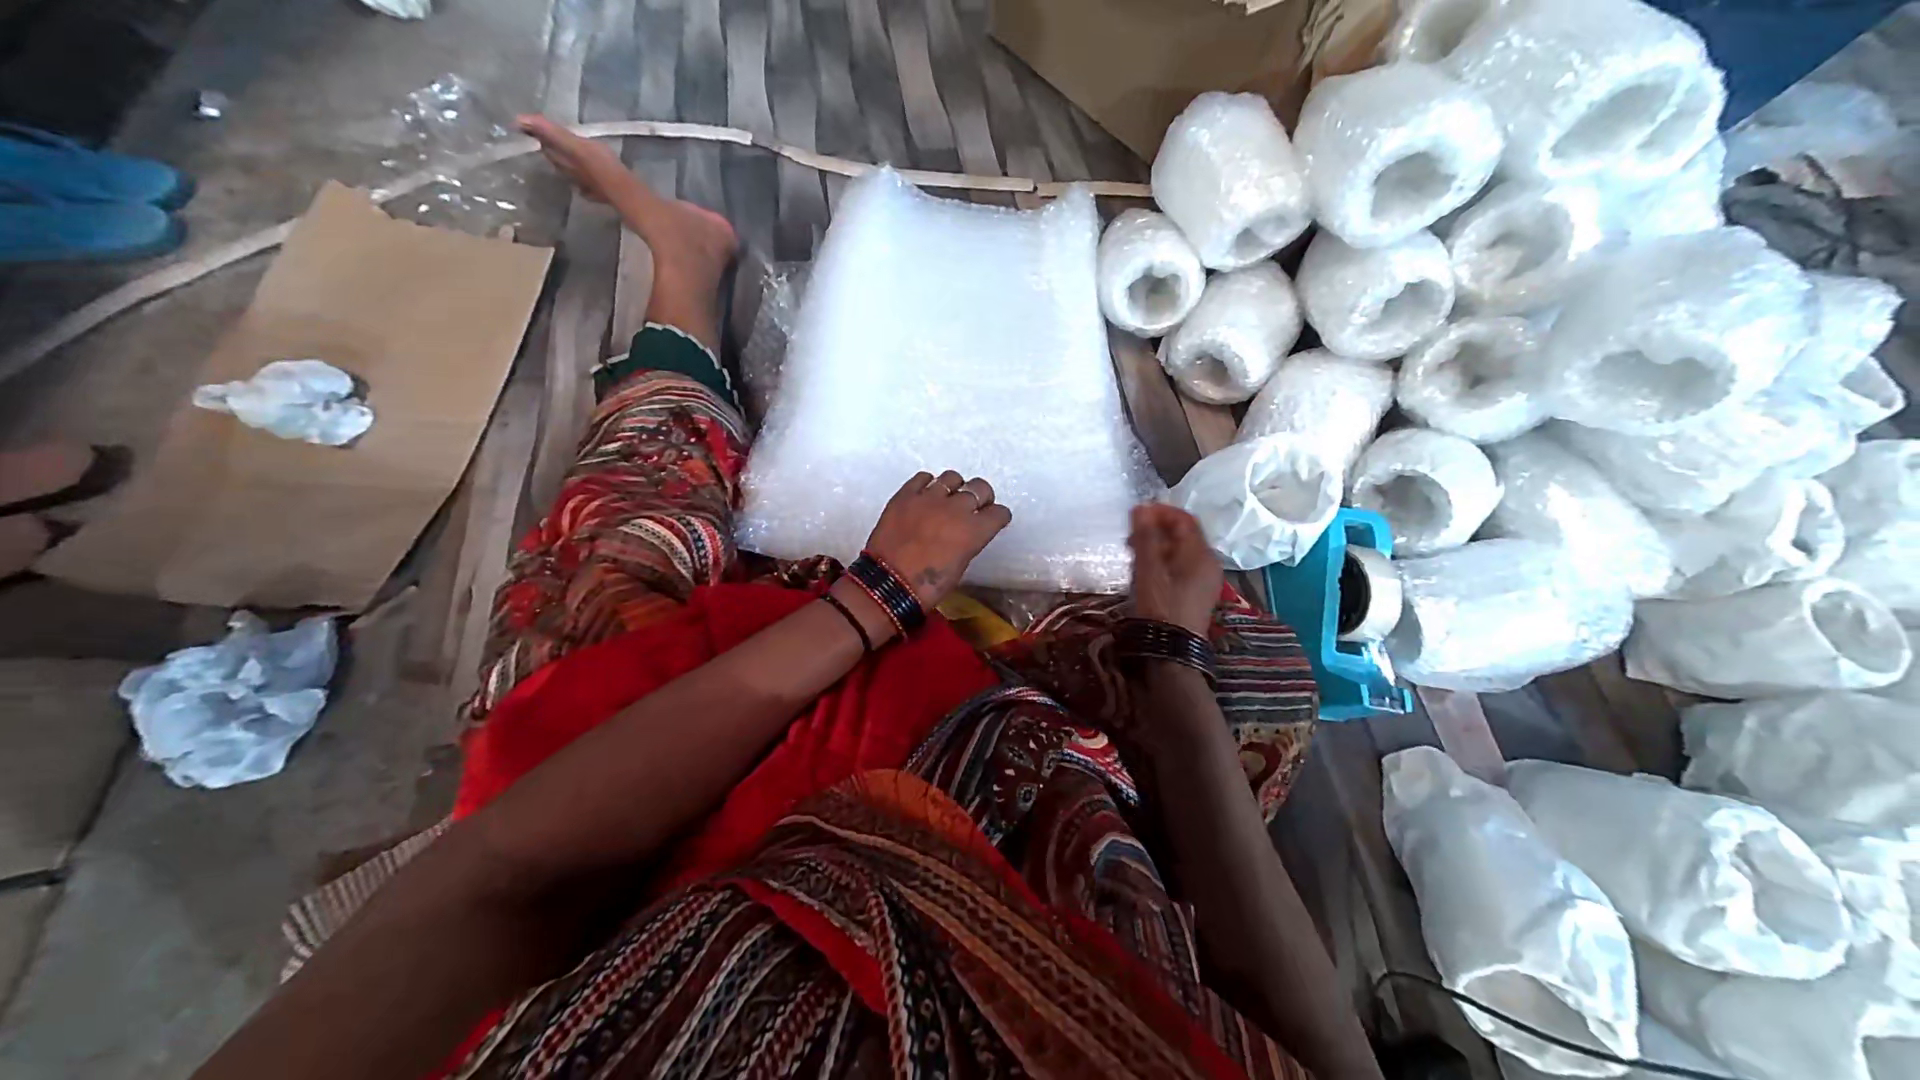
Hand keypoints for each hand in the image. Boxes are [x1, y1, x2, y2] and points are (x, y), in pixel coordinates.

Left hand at [518, 115, 628, 202]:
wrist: (626, 192)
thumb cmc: (600, 166)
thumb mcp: (573, 144)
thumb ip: (549, 132)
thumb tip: (518, 119)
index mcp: (561, 162)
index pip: (545, 145)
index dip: (541, 135)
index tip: (538, 125)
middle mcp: (569, 175)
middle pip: (557, 159)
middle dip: (555, 149)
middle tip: (556, 136)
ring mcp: (586, 186)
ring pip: (571, 171)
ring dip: (570, 163)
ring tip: (574, 154)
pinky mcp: (601, 193)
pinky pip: (588, 184)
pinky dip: (586, 178)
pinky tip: (590, 176)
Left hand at [863, 471, 1012, 607]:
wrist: (889, 584)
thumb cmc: (928, 586)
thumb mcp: (960, 566)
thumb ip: (968, 542)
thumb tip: (966, 534)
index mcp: (974, 530)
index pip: (999, 513)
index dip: (997, 517)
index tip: (993, 520)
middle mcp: (956, 508)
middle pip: (980, 488)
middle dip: (981, 496)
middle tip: (974, 506)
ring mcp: (929, 498)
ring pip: (952, 478)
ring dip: (955, 487)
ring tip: (948, 498)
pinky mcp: (905, 495)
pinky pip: (922, 478)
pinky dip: (927, 485)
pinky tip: (925, 495)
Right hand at [1128, 503, 1222, 636]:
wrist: (1171, 650)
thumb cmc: (1161, 606)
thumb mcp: (1149, 570)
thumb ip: (1146, 537)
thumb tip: (1142, 507)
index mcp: (1201, 554)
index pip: (1185, 519)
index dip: (1161, 511)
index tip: (1136, 513)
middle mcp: (1209, 563)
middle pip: (1185, 534)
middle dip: (1158, 528)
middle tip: (1131, 533)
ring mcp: (1205, 580)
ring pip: (1182, 551)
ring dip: (1159, 545)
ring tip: (1134, 550)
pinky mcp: (1197, 593)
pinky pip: (1182, 566)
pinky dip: (1164, 560)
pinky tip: (1145, 570)